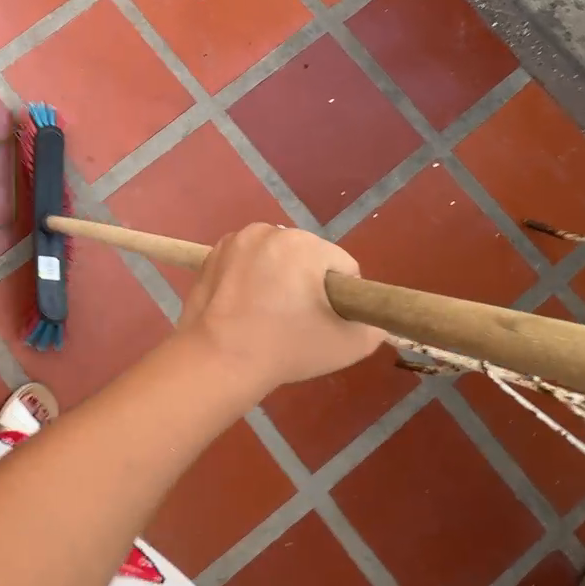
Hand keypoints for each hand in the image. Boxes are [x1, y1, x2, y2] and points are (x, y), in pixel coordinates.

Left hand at [176, 223, 384, 392]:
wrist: (220, 354)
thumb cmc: (288, 345)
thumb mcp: (352, 343)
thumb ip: (374, 324)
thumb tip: (367, 317)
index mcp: (302, 244)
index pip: (343, 266)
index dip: (345, 295)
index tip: (329, 318)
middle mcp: (265, 231)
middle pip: (306, 256)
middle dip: (309, 281)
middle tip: (299, 317)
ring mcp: (233, 240)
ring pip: (274, 257)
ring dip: (279, 276)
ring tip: (271, 311)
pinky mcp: (210, 254)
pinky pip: (246, 261)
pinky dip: (251, 276)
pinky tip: (247, 303)